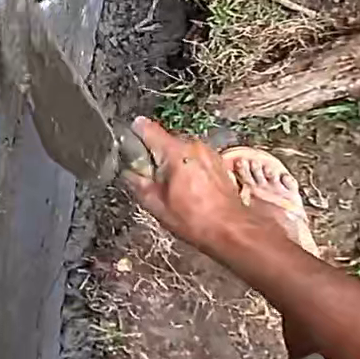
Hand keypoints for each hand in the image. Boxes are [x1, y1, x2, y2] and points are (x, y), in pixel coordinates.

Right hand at [120, 117, 269, 255]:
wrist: (232, 230)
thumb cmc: (196, 220)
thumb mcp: (155, 205)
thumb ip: (137, 182)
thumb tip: (128, 172)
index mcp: (175, 153)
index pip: (148, 129)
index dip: (135, 134)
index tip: (129, 146)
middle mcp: (193, 146)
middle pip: (164, 141)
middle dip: (155, 156)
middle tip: (152, 180)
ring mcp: (208, 152)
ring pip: (180, 150)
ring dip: (172, 163)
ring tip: (172, 188)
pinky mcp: (217, 161)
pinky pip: (194, 158)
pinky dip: (187, 168)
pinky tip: (188, 189)